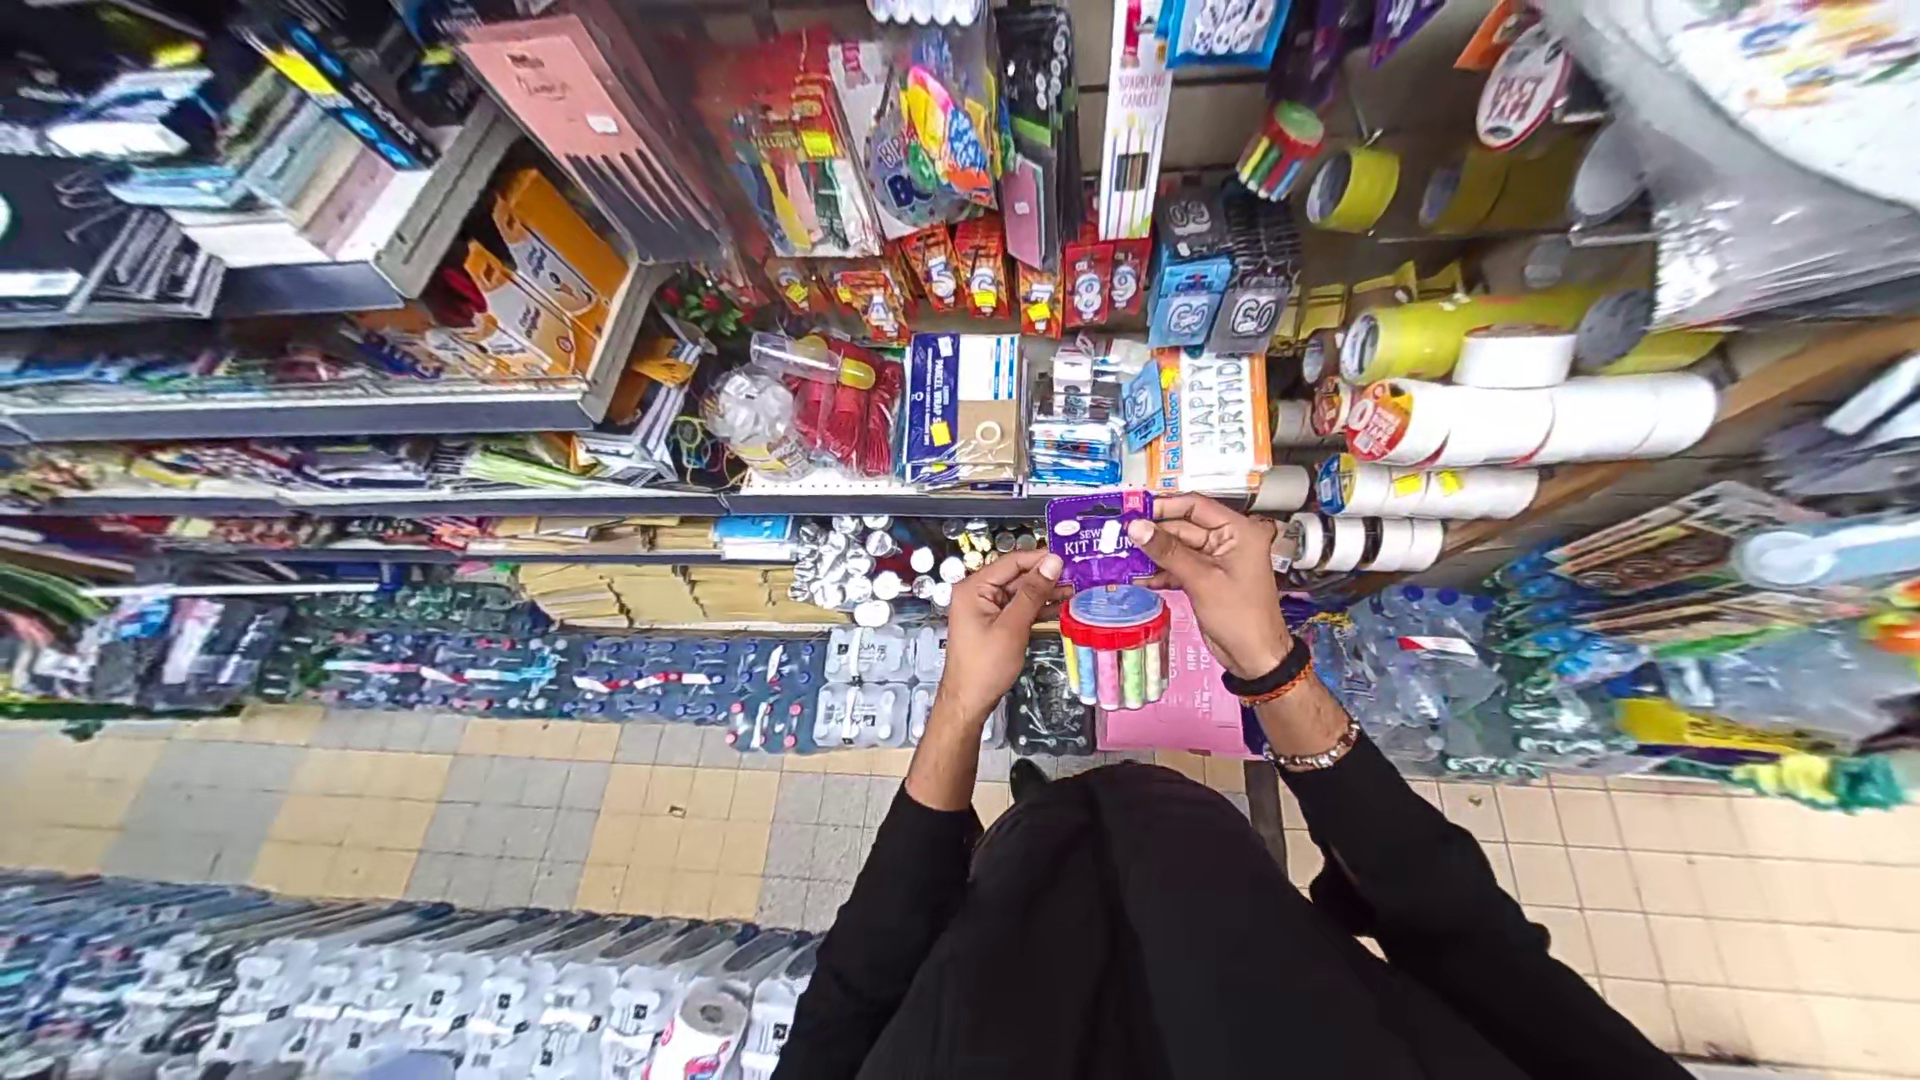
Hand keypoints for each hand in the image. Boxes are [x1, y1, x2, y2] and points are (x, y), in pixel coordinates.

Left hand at [935, 550, 1066, 724]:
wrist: (969, 701)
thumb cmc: (985, 666)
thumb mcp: (1012, 626)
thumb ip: (1033, 592)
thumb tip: (1052, 562)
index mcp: (974, 588)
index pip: (1011, 562)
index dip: (1039, 559)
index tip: (1067, 558)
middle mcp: (978, 593)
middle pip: (1016, 576)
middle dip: (1045, 576)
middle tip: (1077, 575)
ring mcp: (986, 608)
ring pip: (1020, 592)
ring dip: (1045, 592)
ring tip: (1074, 590)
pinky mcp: (995, 622)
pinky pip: (1018, 608)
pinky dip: (1037, 607)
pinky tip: (1060, 605)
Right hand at [1128, 494, 1290, 679]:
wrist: (1253, 657)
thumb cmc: (1240, 616)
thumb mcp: (1201, 579)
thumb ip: (1167, 551)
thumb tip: (1137, 527)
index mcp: (1238, 531)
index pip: (1195, 506)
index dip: (1164, 506)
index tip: (1134, 511)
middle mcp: (1227, 540)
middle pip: (1182, 526)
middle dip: (1152, 533)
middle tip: (1120, 537)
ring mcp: (1214, 560)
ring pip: (1176, 547)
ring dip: (1151, 554)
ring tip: (1122, 556)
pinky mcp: (1203, 578)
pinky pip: (1176, 566)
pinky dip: (1158, 571)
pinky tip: (1137, 577)